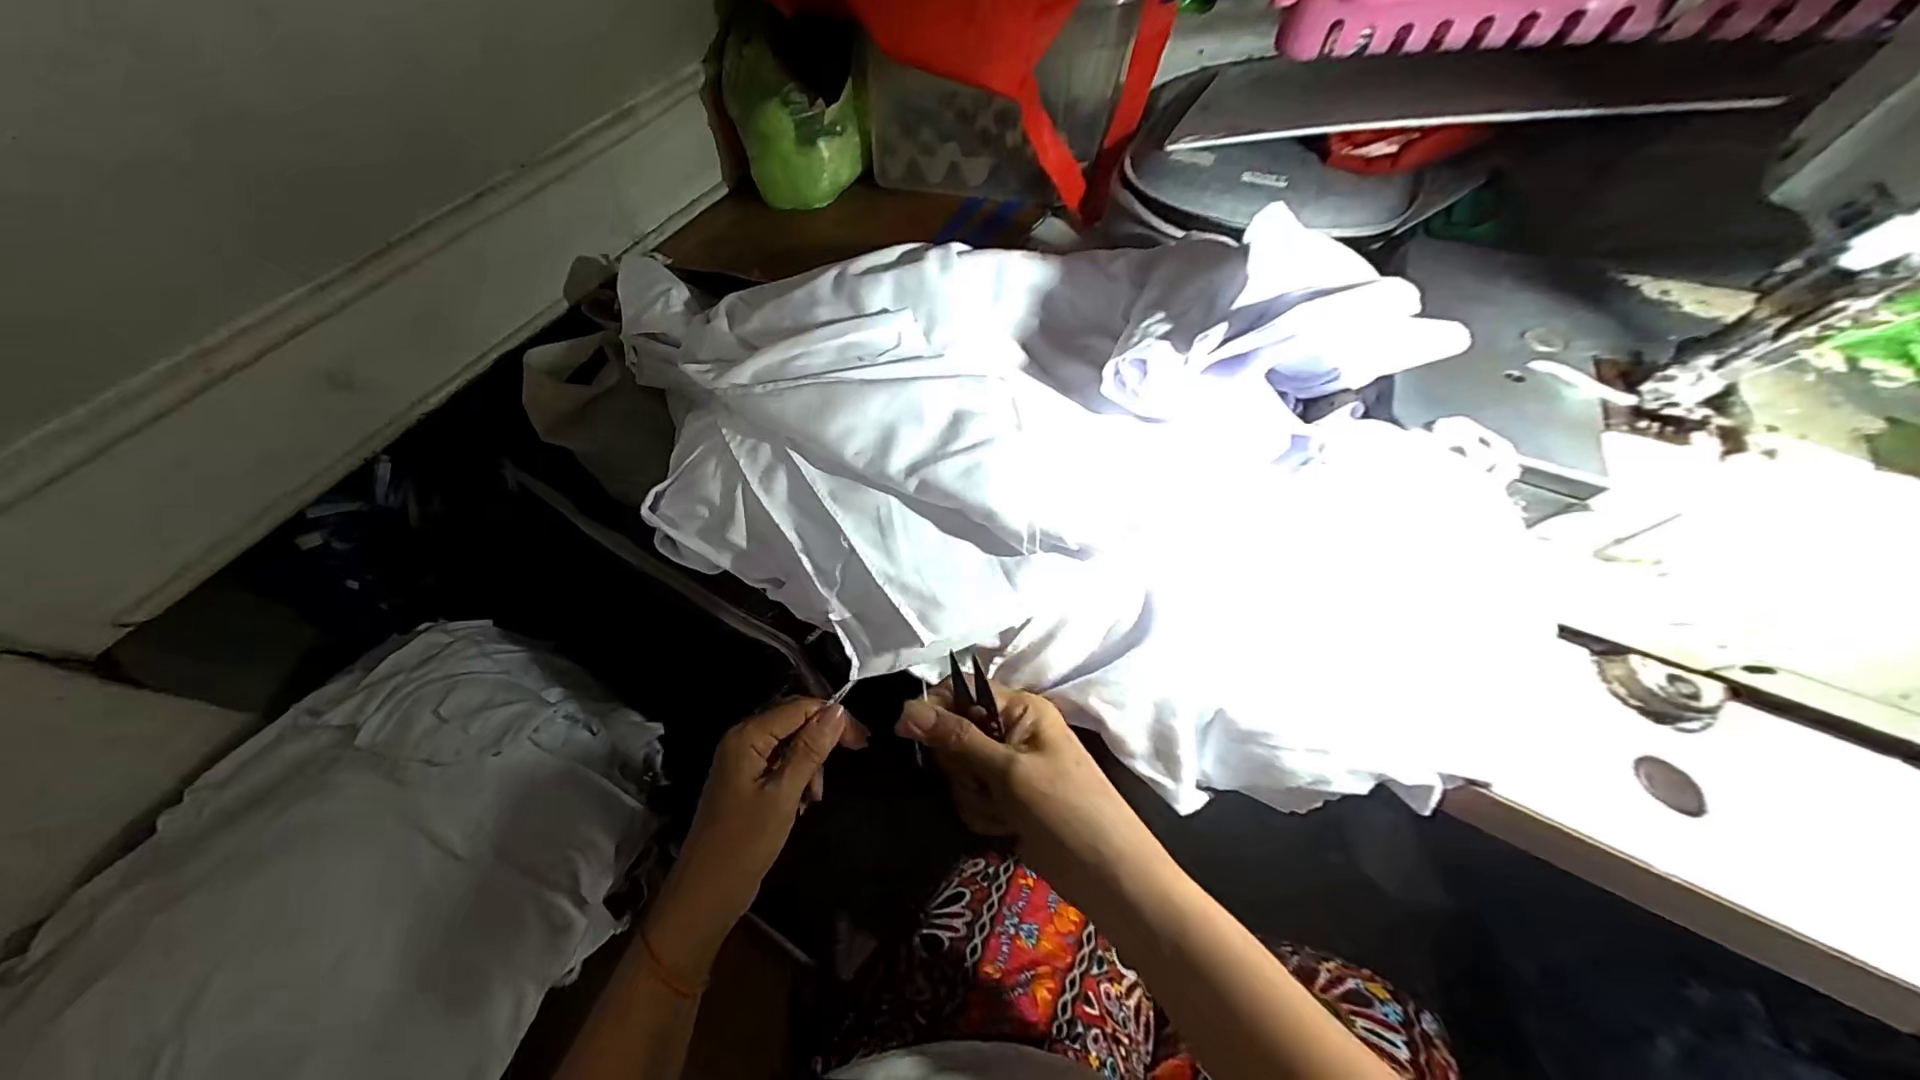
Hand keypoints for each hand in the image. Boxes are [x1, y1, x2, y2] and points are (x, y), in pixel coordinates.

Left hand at [673, 699, 866, 916]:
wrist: (707, 893)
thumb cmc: (745, 842)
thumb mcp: (785, 794)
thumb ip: (811, 749)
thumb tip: (837, 710)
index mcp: (747, 737)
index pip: (799, 707)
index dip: (833, 718)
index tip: (862, 740)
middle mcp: (742, 740)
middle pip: (794, 720)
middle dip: (823, 738)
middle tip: (855, 754)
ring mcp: (743, 761)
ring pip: (791, 743)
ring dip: (811, 763)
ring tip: (814, 796)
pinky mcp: (746, 781)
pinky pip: (781, 763)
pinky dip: (798, 777)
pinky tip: (803, 801)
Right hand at [896, 682, 1155, 894]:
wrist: (1109, 876)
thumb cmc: (1066, 809)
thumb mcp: (1009, 770)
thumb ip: (957, 739)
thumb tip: (906, 708)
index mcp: (1021, 709)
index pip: (964, 691)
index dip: (936, 709)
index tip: (911, 734)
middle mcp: (1012, 732)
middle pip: (954, 734)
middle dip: (959, 765)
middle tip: (983, 784)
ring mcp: (1009, 770)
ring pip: (959, 772)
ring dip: (973, 796)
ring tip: (1005, 812)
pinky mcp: (1007, 802)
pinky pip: (972, 799)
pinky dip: (983, 815)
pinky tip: (1007, 828)